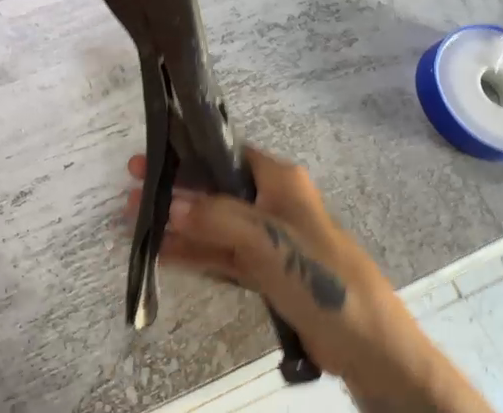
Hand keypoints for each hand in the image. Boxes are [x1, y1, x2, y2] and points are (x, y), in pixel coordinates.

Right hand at [127, 148, 474, 408]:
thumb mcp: (267, 241)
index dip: (186, 154)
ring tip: (134, 222)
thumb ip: (216, 219)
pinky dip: (194, 254)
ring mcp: (269, 240)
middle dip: (174, 192)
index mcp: (280, 181)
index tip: (149, 159)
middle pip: (215, 190)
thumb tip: (168, 204)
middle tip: (132, 190)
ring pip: (214, 225)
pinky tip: (162, 253)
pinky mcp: (267, 273)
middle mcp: (273, 203)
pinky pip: (222, 256)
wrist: (370, 348)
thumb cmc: (323, 278)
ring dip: (179, 225)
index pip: (225, 154)